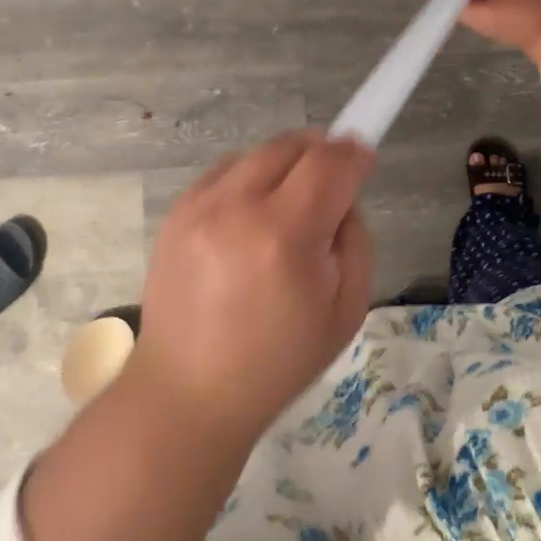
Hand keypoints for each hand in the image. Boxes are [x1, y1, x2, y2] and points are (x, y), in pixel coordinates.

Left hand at [130, 129, 376, 440]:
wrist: (189, 394)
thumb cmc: (278, 361)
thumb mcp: (347, 309)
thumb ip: (355, 240)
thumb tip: (342, 198)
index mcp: (285, 237)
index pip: (330, 163)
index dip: (355, 153)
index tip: (365, 158)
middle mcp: (237, 210)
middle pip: (292, 146)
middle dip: (322, 152)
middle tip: (334, 180)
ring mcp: (199, 209)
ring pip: (257, 154)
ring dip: (285, 165)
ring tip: (291, 203)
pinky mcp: (175, 215)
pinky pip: (224, 173)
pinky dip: (248, 180)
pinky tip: (252, 218)